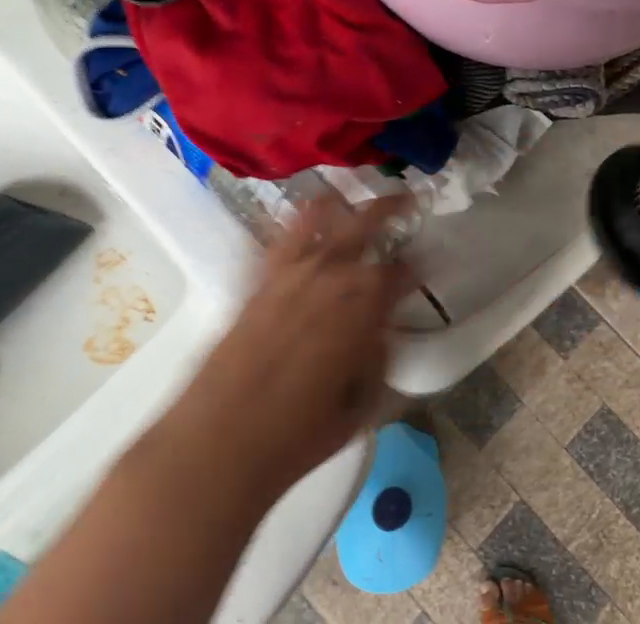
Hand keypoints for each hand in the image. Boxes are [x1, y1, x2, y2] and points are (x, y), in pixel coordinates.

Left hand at [150, 193, 415, 499]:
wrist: (217, 445)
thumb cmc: (298, 435)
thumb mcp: (361, 404)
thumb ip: (376, 358)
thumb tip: (378, 334)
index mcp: (363, 308)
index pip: (398, 274)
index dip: (413, 269)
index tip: (421, 268)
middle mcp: (327, 281)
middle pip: (363, 228)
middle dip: (388, 209)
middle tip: (406, 199)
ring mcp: (285, 279)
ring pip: (314, 225)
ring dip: (336, 205)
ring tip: (348, 194)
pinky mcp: (250, 288)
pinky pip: (273, 244)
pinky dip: (288, 226)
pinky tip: (293, 218)